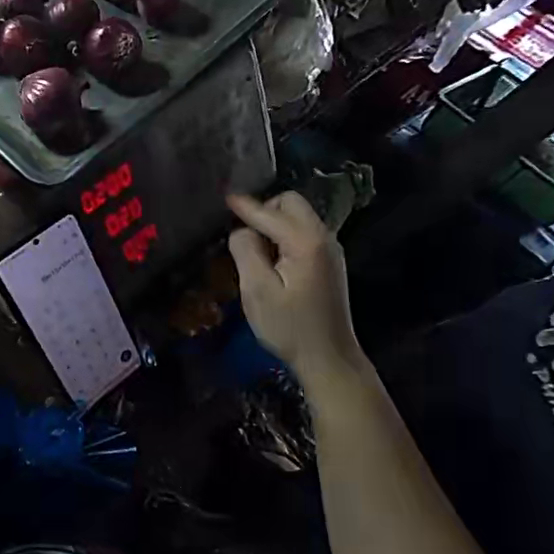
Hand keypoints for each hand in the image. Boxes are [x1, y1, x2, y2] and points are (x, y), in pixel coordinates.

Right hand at [227, 192, 363, 380]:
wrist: (328, 357)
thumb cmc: (288, 326)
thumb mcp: (257, 290)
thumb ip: (246, 252)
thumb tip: (241, 231)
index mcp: (305, 242)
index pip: (270, 213)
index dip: (245, 206)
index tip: (224, 197)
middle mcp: (323, 238)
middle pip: (291, 204)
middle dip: (264, 210)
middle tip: (241, 233)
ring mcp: (329, 250)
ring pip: (298, 218)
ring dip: (273, 224)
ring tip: (252, 249)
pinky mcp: (328, 263)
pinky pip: (302, 234)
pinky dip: (283, 237)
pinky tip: (270, 260)